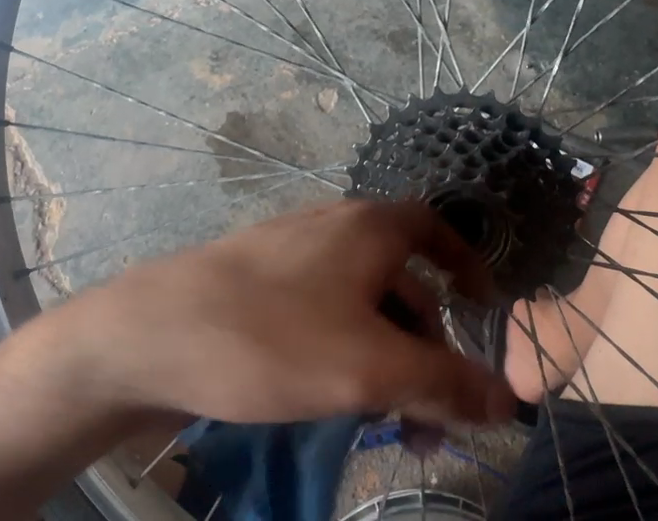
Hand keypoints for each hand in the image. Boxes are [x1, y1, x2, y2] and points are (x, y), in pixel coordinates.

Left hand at [41, 201, 518, 427]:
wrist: (147, 336)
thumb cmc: (272, 339)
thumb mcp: (370, 369)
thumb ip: (445, 383)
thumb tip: (510, 399)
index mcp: (367, 227)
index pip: (435, 227)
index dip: (467, 264)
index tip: (486, 309)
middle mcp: (331, 228)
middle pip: (401, 281)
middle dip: (428, 350)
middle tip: (435, 421)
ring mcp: (288, 255)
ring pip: (359, 306)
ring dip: (388, 362)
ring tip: (391, 429)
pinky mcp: (255, 286)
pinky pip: (320, 314)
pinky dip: (345, 352)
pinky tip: (336, 400)